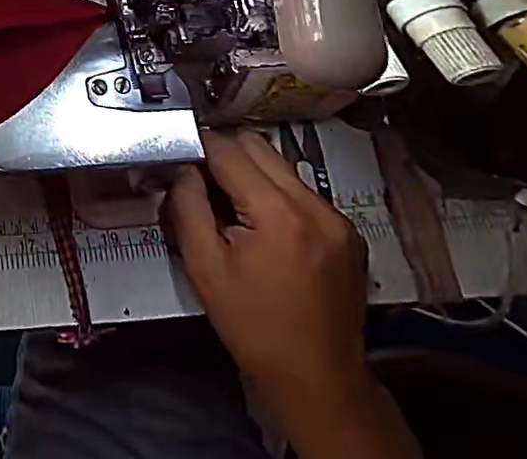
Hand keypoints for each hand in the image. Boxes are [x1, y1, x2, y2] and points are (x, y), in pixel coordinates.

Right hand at [162, 130, 369, 391]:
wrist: (318, 380)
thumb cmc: (253, 327)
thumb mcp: (204, 267)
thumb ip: (187, 206)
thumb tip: (183, 167)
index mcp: (278, 214)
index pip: (228, 150)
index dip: (198, 147)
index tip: (179, 158)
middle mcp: (315, 206)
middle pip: (257, 145)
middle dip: (224, 154)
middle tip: (202, 183)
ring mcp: (337, 217)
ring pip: (280, 163)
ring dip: (250, 173)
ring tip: (232, 208)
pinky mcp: (347, 230)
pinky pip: (301, 189)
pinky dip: (275, 194)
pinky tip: (263, 227)